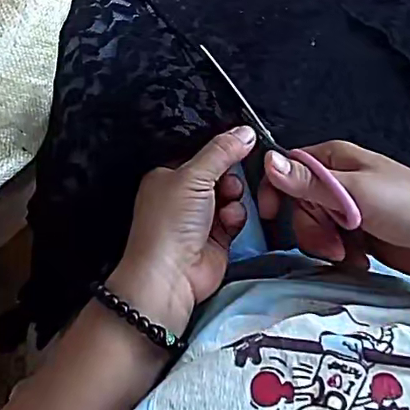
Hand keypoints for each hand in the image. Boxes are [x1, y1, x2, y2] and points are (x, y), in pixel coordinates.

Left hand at [109, 127, 256, 331]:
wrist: (170, 276)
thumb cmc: (166, 227)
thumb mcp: (194, 176)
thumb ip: (221, 152)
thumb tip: (243, 132)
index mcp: (168, 176)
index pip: (200, 153)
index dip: (219, 151)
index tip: (237, 145)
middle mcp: (182, 196)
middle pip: (220, 173)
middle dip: (230, 176)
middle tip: (227, 181)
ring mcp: (199, 217)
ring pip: (231, 195)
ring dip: (234, 197)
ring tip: (227, 203)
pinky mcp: (216, 236)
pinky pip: (236, 217)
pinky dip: (236, 217)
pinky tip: (228, 221)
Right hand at [256, 141, 409, 278]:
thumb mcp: (355, 193)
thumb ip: (310, 182)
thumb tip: (270, 163)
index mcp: (336, 160)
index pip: (289, 169)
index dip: (277, 190)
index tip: (271, 215)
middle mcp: (340, 181)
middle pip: (299, 204)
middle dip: (311, 228)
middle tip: (333, 242)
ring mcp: (350, 208)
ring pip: (314, 227)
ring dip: (326, 245)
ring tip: (352, 252)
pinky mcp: (359, 233)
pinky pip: (333, 244)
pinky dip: (342, 255)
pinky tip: (361, 259)